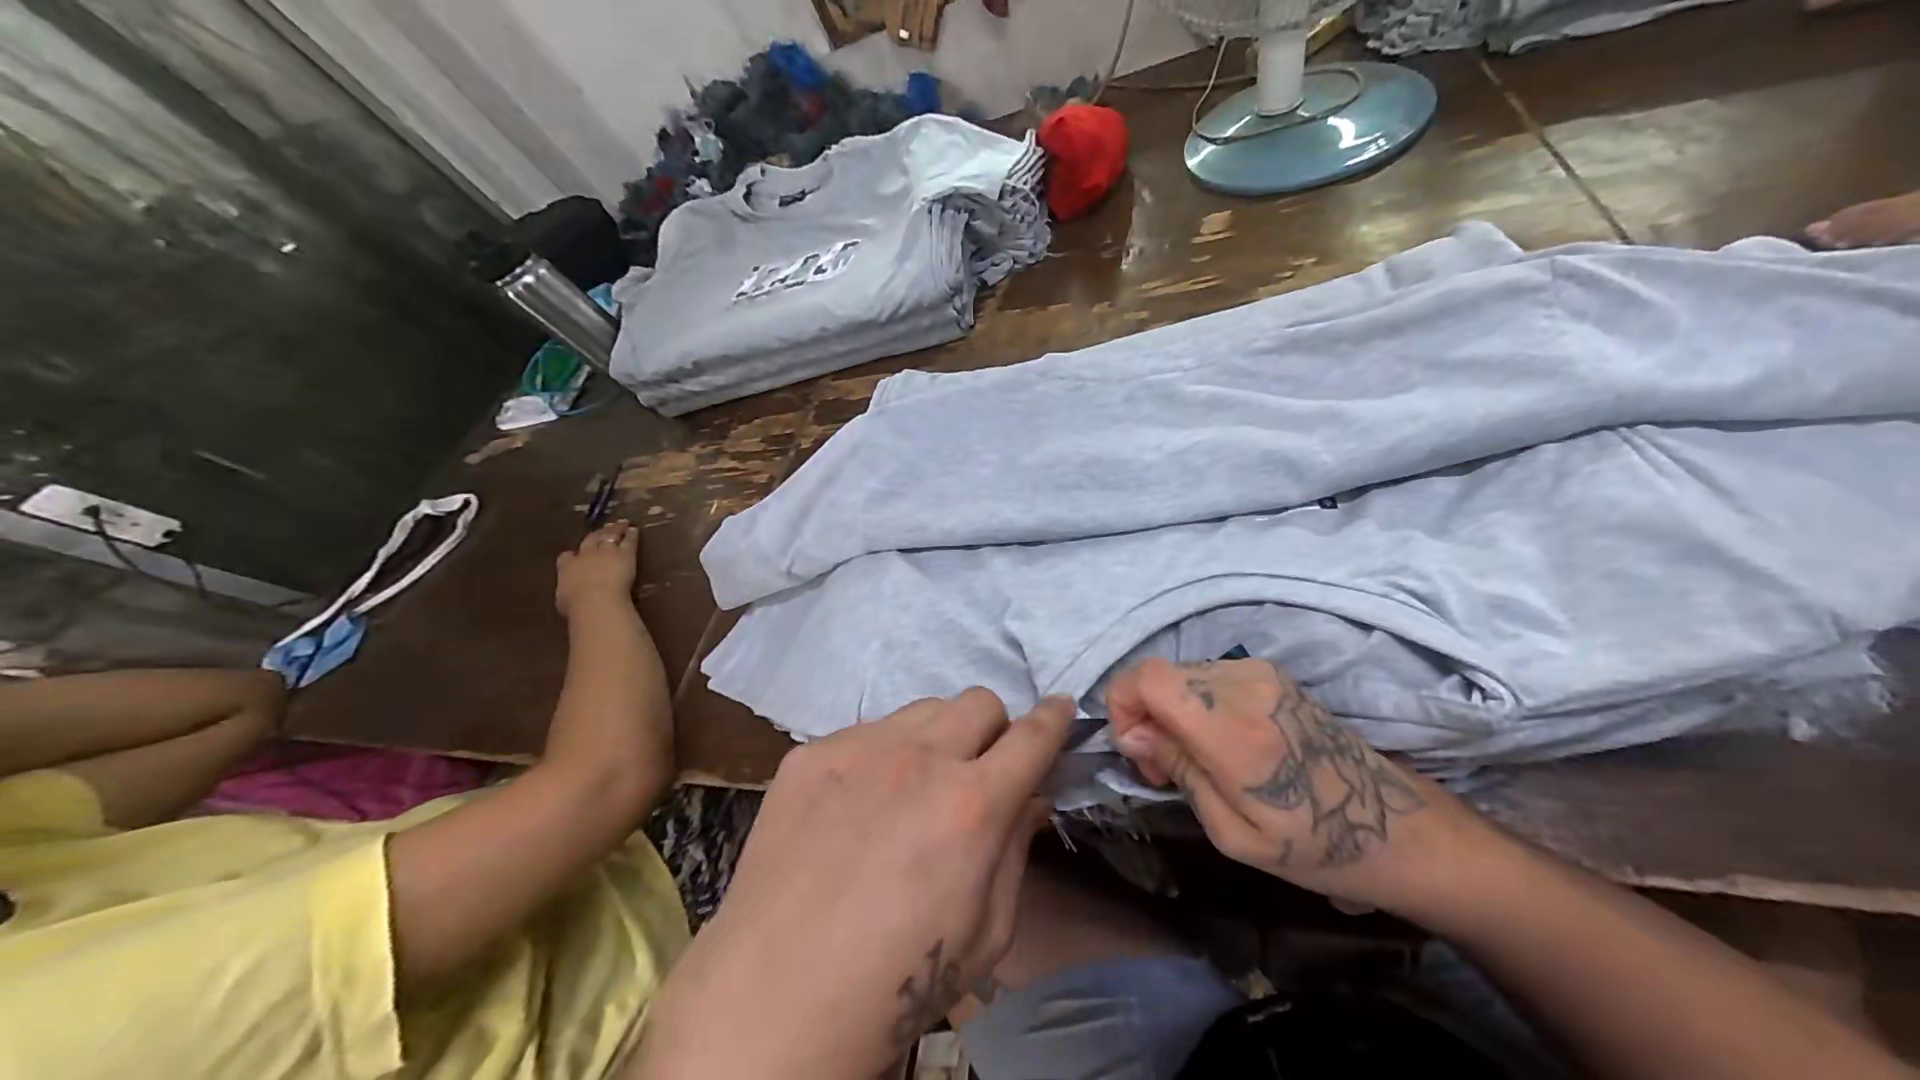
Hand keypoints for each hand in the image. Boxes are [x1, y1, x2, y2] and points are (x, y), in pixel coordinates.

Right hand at [554, 520, 636, 617]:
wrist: (596, 599)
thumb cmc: (577, 606)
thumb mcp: (565, 601)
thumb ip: (568, 593)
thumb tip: (570, 594)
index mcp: (567, 568)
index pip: (566, 558)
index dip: (571, 555)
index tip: (573, 554)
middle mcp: (585, 555)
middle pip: (590, 540)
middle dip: (595, 535)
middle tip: (600, 530)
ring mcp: (606, 551)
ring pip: (609, 535)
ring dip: (614, 529)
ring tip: (619, 523)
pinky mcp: (625, 553)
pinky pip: (628, 540)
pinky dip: (631, 534)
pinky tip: (633, 529)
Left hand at [632, 690, 1074, 1079]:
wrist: (778, 997)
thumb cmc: (899, 981)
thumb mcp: (987, 932)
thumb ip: (1015, 849)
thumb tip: (1030, 798)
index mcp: (972, 804)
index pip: (1032, 736)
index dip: (1055, 717)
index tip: (1061, 708)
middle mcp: (919, 759)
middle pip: (979, 702)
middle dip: (995, 728)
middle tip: (980, 768)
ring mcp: (858, 750)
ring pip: (922, 709)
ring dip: (938, 736)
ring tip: (916, 785)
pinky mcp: (809, 756)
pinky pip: (864, 732)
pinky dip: (881, 756)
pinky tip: (858, 804)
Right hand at [1107, 657, 1482, 912]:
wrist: (1397, 826)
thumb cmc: (1315, 846)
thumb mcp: (1233, 834)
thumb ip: (1178, 771)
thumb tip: (1132, 734)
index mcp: (1235, 731)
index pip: (1148, 678)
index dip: (1122, 704)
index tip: (1136, 750)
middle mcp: (1245, 687)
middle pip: (1158, 674)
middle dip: (1142, 715)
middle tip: (1162, 769)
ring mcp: (1261, 674)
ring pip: (1179, 675)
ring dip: (1167, 711)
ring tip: (1191, 761)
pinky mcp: (1271, 674)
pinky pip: (1206, 677)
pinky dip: (1193, 705)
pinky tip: (1215, 744)